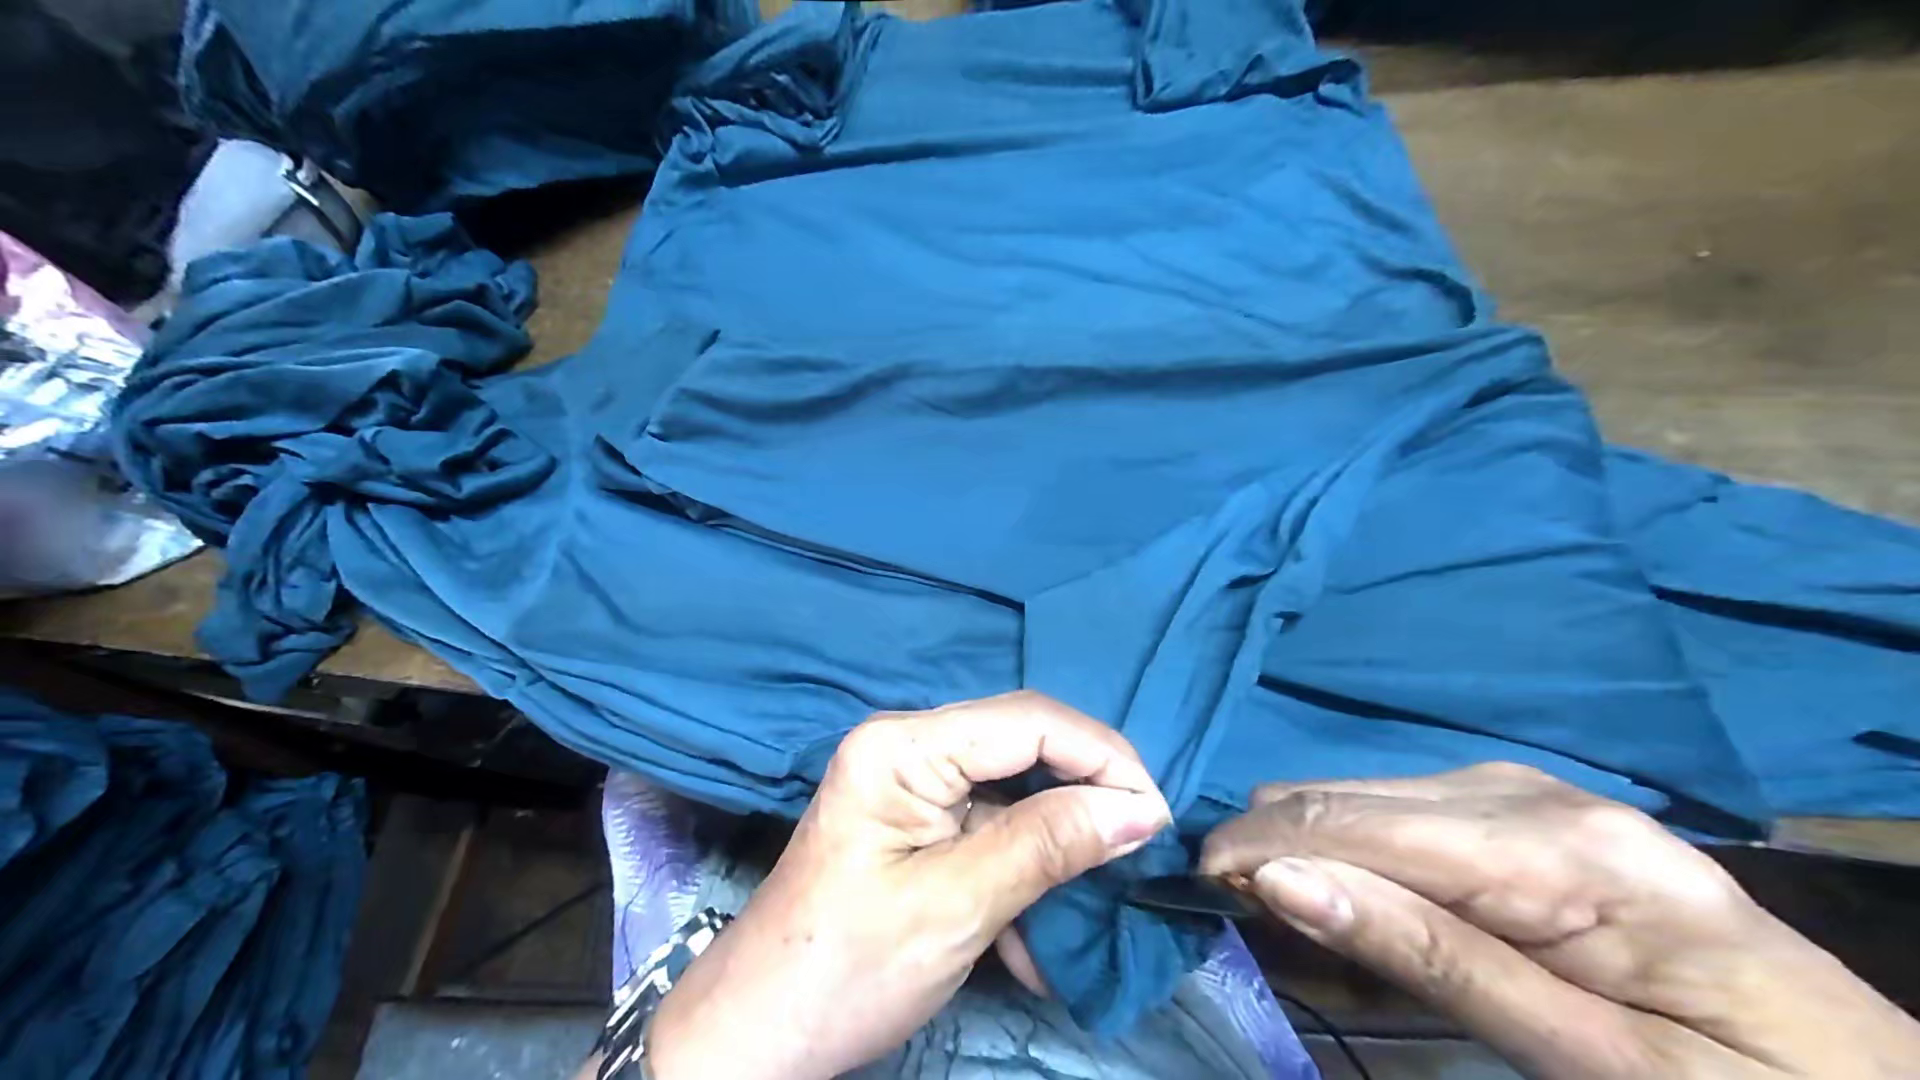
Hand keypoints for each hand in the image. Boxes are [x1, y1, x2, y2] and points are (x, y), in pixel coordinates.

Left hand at [648, 692, 1172, 1079]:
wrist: (760, 1032)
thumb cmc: (846, 968)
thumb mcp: (956, 908)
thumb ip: (1047, 846)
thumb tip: (1140, 810)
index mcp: (903, 744)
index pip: (1026, 721)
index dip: (1101, 756)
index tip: (1156, 815)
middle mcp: (908, 742)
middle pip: (1024, 744)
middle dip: (1086, 793)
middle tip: (1138, 845)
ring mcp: (913, 779)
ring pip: (1016, 787)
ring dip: (1059, 841)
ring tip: (1096, 892)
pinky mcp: (919, 816)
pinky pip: (992, 822)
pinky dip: (1026, 866)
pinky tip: (1037, 932)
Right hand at [1199, 764, 1919, 1079]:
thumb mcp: (1599, 1066)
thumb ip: (1429, 958)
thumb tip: (1276, 879)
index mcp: (1559, 850)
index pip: (1353, 823)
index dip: (1256, 846)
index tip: (1190, 888)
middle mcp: (1521, 789)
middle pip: (1339, 796)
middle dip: (1269, 850)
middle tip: (1243, 929)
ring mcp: (1514, 787)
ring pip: (1350, 796)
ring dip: (1304, 855)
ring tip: (1298, 930)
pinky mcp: (1507, 803)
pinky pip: (1386, 811)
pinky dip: (1347, 856)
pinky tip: (1359, 907)